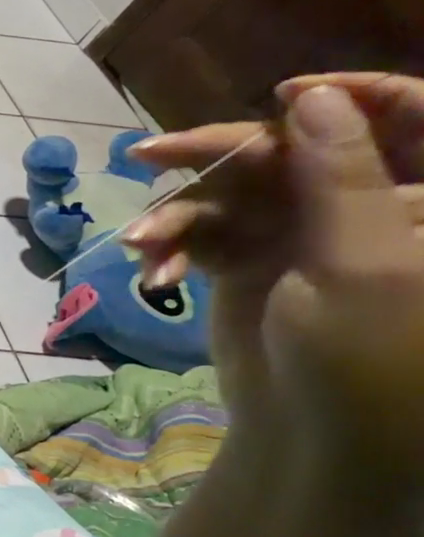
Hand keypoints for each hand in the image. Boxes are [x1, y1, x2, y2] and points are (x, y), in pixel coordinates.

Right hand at [126, 78, 423, 479]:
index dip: (359, 97)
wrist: (317, 442)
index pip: (416, 119)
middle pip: (297, 149)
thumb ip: (340, 176)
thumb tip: (313, 97)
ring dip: (180, 212)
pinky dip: (176, 248)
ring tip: (140, 239)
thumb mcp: (362, 263)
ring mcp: (308, 233)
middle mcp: (372, 208)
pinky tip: (156, 272)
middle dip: (219, 154)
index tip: (289, 94)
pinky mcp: (255, 258)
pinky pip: (206, 231)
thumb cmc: (367, 361)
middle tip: (150, 153)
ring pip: (235, 190)